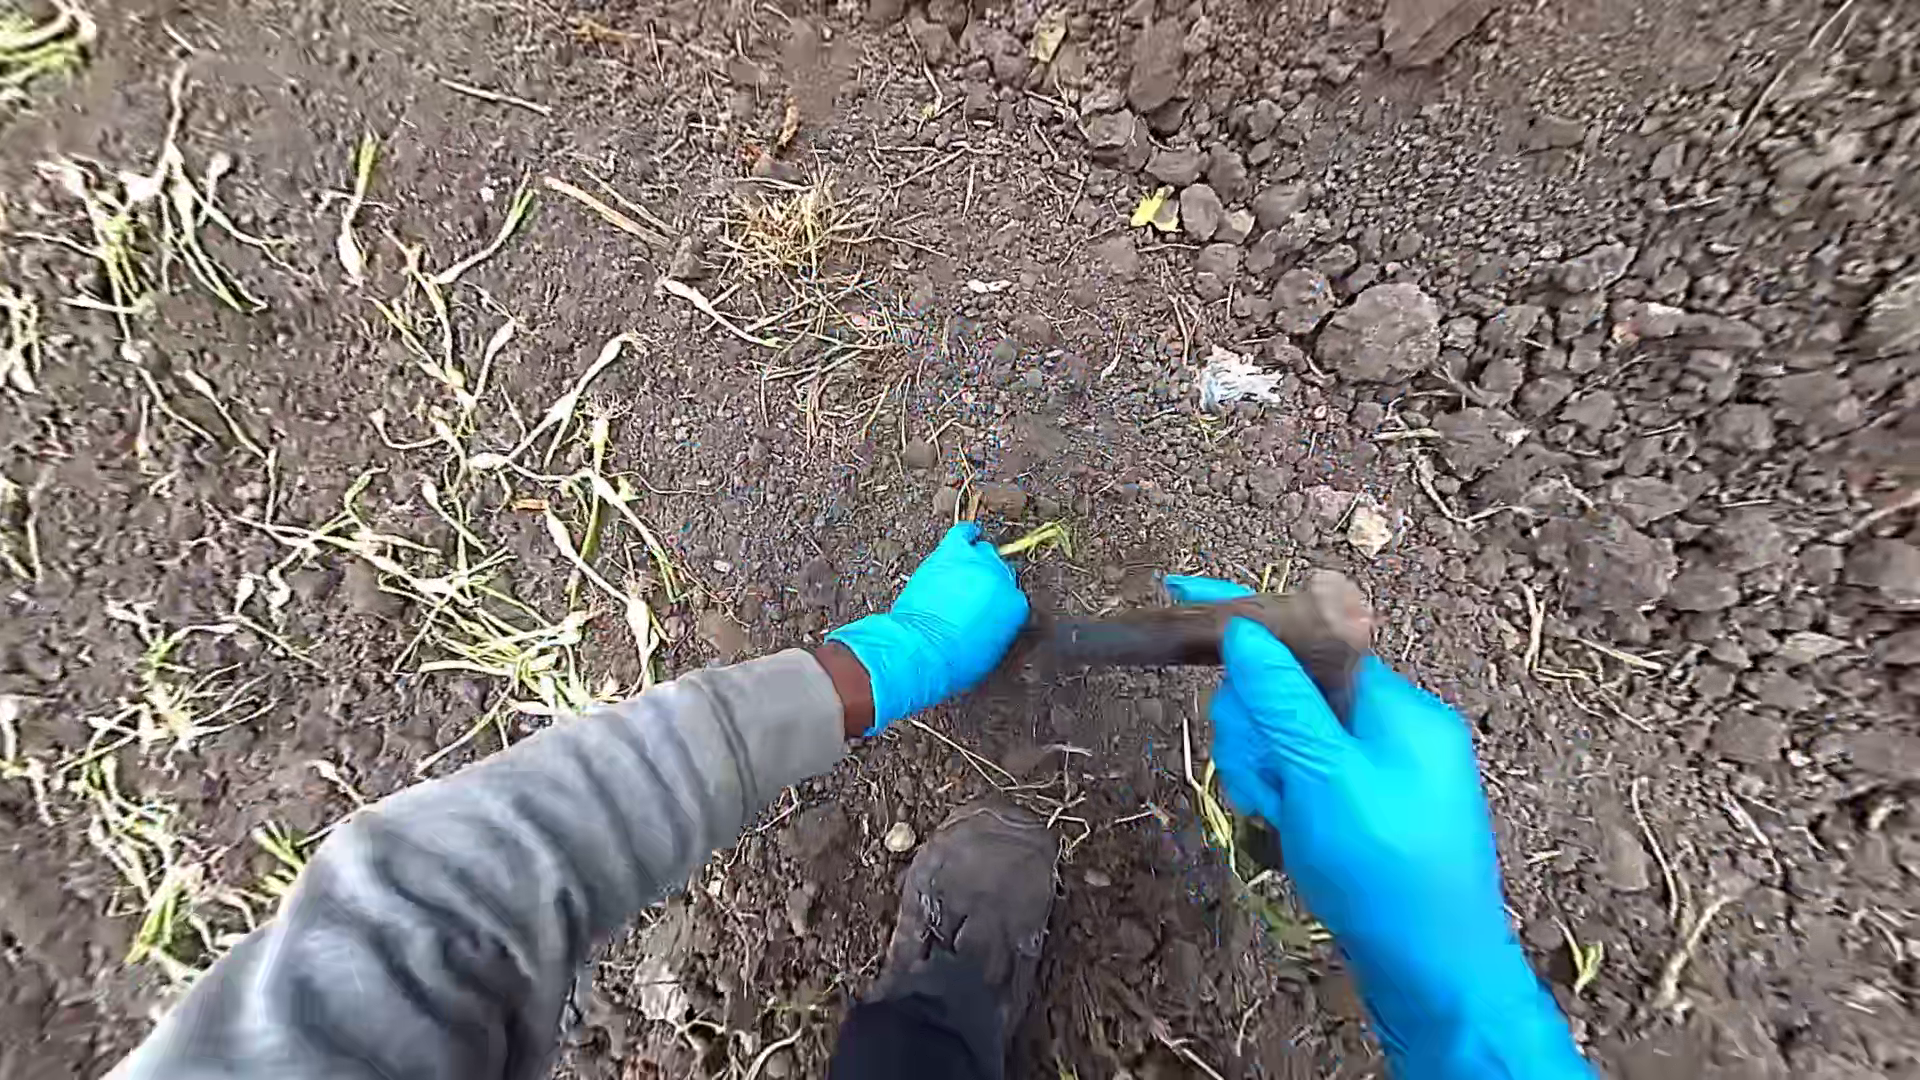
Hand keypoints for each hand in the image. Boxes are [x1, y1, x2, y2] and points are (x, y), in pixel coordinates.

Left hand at [827, 524, 1028, 732]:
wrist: (922, 649)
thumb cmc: (953, 660)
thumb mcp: (991, 653)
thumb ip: (1001, 630)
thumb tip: (998, 623)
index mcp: (1016, 606)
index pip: (1014, 596)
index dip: (1000, 602)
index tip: (990, 606)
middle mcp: (1002, 580)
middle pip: (1002, 571)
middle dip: (991, 582)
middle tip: (974, 593)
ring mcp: (977, 563)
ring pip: (986, 551)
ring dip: (978, 561)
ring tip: (968, 569)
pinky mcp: (952, 552)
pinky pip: (964, 533)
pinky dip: (967, 533)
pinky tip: (967, 536)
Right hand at [1167, 575, 1589, 1077]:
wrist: (1427, 973)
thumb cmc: (1386, 871)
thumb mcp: (1328, 778)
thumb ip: (1283, 700)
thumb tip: (1242, 629)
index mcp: (1392, 704)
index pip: (1309, 634)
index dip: (1245, 611)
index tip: (1183, 589)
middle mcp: (1377, 718)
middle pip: (1279, 682)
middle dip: (1253, 723)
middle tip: (1260, 771)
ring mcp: (1358, 752)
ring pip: (1271, 721)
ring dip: (1256, 758)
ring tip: (1273, 802)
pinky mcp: (1341, 781)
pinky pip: (1281, 755)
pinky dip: (1267, 779)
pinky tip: (1278, 812)